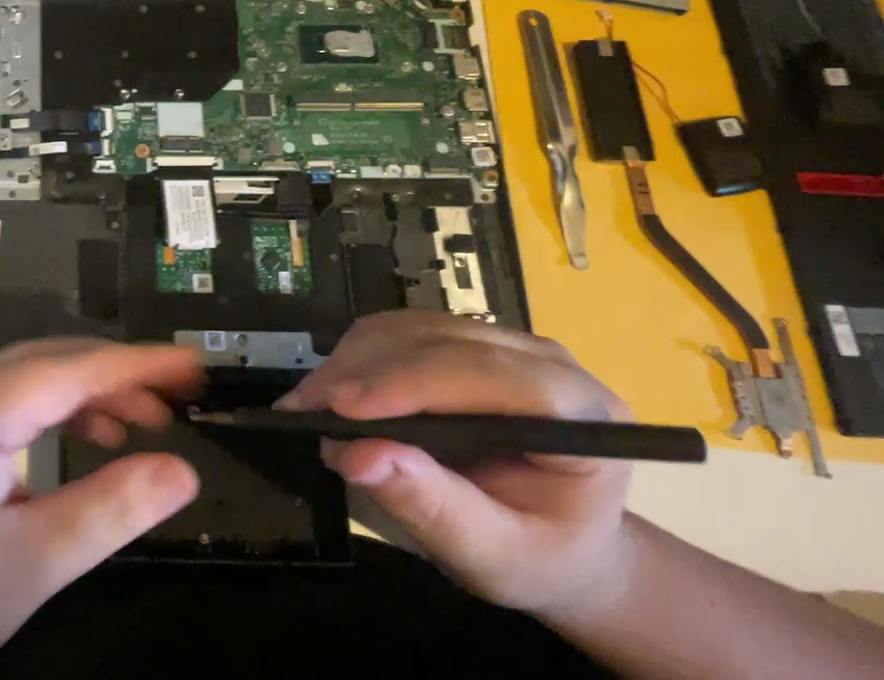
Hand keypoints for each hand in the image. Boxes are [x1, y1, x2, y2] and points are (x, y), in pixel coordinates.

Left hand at [0, 339, 203, 677]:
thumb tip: (183, 471)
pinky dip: (53, 413)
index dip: (141, 363)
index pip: (76, 367)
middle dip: (118, 373)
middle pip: (51, 362)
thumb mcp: (34, 563)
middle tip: (178, 400)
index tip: (195, 365)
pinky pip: (6, 404)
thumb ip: (111, 509)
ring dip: (86, 392)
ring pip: (28, 380)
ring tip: (140, 423)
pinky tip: (79, 443)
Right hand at [277, 310, 635, 622]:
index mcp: (582, 419)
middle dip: (363, 373)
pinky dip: (354, 357)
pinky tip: (331, 394)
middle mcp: (548, 363)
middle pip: (440, 341)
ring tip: (309, 406)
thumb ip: (433, 508)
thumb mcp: (491, 556)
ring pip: (409, 328)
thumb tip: (357, 456)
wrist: (556, 542)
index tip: (342, 408)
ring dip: (350, 361)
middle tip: (301, 411)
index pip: (492, 375)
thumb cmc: (536, 556)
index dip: (412, 381)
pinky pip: (397, 330)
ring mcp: (505, 343)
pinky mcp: (464, 340)